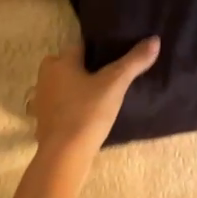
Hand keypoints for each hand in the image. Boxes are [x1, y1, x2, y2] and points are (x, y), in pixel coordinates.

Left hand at [28, 37, 159, 164]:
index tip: (113, 52)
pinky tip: (85, 113)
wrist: (63, 157)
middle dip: (83, 66)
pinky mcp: (42, 121)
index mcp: (61, 62)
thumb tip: (155, 40)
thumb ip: (134, 61)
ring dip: (74, 86)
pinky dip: (69, 106)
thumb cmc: (87, 113)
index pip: (80, 45)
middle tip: (106, 74)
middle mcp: (46, 76)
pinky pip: (58, 105)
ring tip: (98, 93)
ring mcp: (41, 100)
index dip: (97, 47)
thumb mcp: (115, 84)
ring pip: (60, 84)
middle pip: (66, 63)